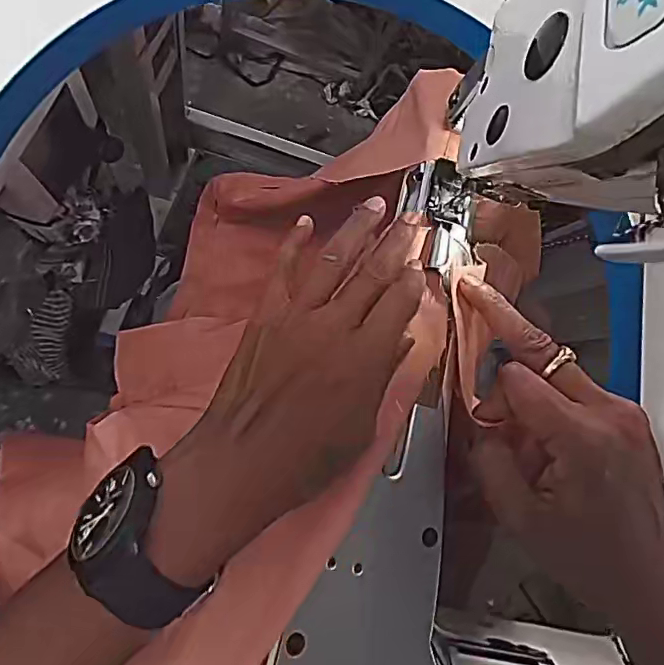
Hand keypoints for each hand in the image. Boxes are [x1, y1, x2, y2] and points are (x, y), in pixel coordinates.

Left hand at [145, 198, 426, 584]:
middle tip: (414, 217)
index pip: (399, 301)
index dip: (415, 277)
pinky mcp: (267, 316)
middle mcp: (334, 327)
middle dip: (398, 240)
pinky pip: (283, 272)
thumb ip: (385, 376)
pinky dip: (294, 245)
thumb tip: (405, 341)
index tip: (424, 259)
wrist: (240, 460)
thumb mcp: (362, 426)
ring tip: (374, 204)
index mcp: (364, 356)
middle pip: (373, 272)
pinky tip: (307, 223)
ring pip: (333, 261)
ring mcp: (297, 317)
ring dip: (357, 229)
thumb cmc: (306, 455)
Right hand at [461, 277, 663, 664]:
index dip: (489, 388)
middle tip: (477, 292)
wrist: (651, 579)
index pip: (520, 377)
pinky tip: (545, 442)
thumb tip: (481, 416)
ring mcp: (624, 412)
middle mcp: (610, 413)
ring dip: (530, 387)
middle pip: (544, 351)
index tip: (468, 373)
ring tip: (519, 436)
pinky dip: (553, 403)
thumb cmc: (596, 560)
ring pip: (560, 370)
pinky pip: (579, 391)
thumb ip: (490, 456)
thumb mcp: (520, 518)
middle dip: (506, 328)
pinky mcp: (628, 418)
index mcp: (582, 437)